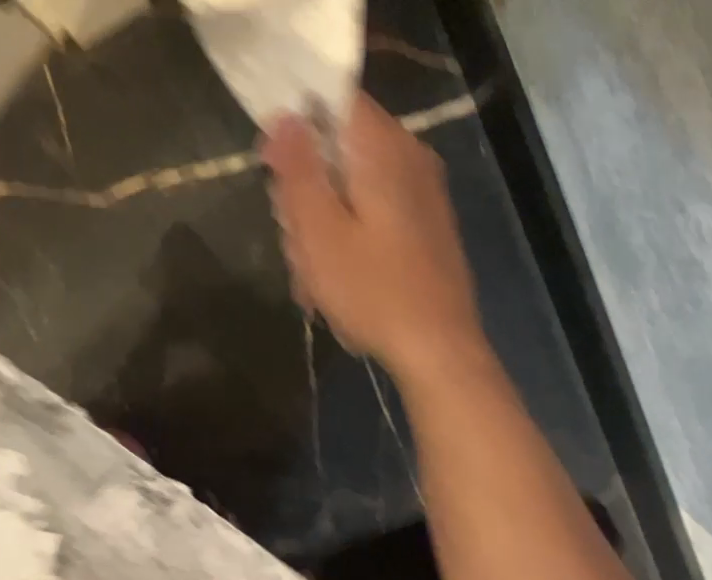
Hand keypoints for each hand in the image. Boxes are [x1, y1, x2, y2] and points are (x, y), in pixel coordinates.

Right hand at [262, 94, 486, 381]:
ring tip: (314, 281)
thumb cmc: (372, 292)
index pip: (335, 101)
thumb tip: (283, 117)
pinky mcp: (426, 225)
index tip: (273, 172)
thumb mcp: (319, 234)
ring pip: (353, 189)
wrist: (437, 346)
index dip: (296, 128)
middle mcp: (409, 157)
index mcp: (382, 149)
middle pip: (340, 151)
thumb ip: (298, 172)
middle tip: (297, 248)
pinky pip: (374, 215)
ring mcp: (422, 192)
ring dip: (324, 228)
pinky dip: (349, 241)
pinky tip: (339, 283)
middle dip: (308, 194)